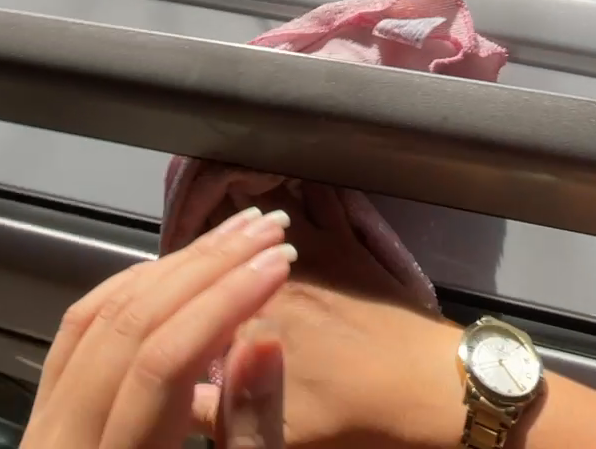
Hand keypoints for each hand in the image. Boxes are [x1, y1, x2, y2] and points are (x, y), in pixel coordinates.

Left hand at [22, 206, 295, 448]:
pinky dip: (134, 283)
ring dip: (176, 263)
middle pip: (130, 325)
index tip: (282, 260)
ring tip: (237, 232)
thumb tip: (264, 335)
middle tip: (268, 227)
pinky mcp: (43, 409)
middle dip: (208, 266)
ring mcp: (40, 425)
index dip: (226, 299)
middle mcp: (57, 445)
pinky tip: (179, 263)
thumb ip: (249, 432)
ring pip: (101, 313)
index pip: (162, 362)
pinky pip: (80, 326)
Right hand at [195, 186, 466, 448]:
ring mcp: (319, 250)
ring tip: (233, 175)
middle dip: (215, 218)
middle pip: (235, 235)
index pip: (202, 282)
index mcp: (250, 316)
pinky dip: (304, 183)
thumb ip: (212, 413)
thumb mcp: (272, 438)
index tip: (173, 260)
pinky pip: (323, 197)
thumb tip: (173, 391)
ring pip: (276, 205)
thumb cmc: (349, 417)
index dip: (185, 269)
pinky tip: (294, 173)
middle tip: (196, 200)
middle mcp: (279, 273)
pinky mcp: (351, 243)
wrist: (422, 389)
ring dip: (254, 190)